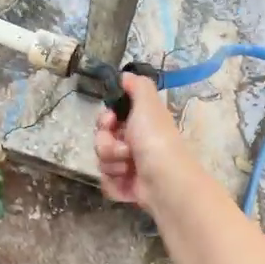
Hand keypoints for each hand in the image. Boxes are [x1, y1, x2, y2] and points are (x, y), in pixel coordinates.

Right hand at [94, 73, 188, 206]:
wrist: (163, 178)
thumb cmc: (155, 138)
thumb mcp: (148, 103)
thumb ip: (137, 86)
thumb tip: (125, 75)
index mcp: (138, 124)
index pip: (107, 120)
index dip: (104, 120)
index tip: (110, 120)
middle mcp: (133, 144)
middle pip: (100, 141)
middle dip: (107, 145)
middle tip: (124, 149)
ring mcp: (128, 168)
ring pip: (102, 162)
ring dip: (113, 164)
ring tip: (129, 168)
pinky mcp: (125, 188)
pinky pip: (106, 183)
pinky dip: (115, 184)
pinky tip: (128, 183)